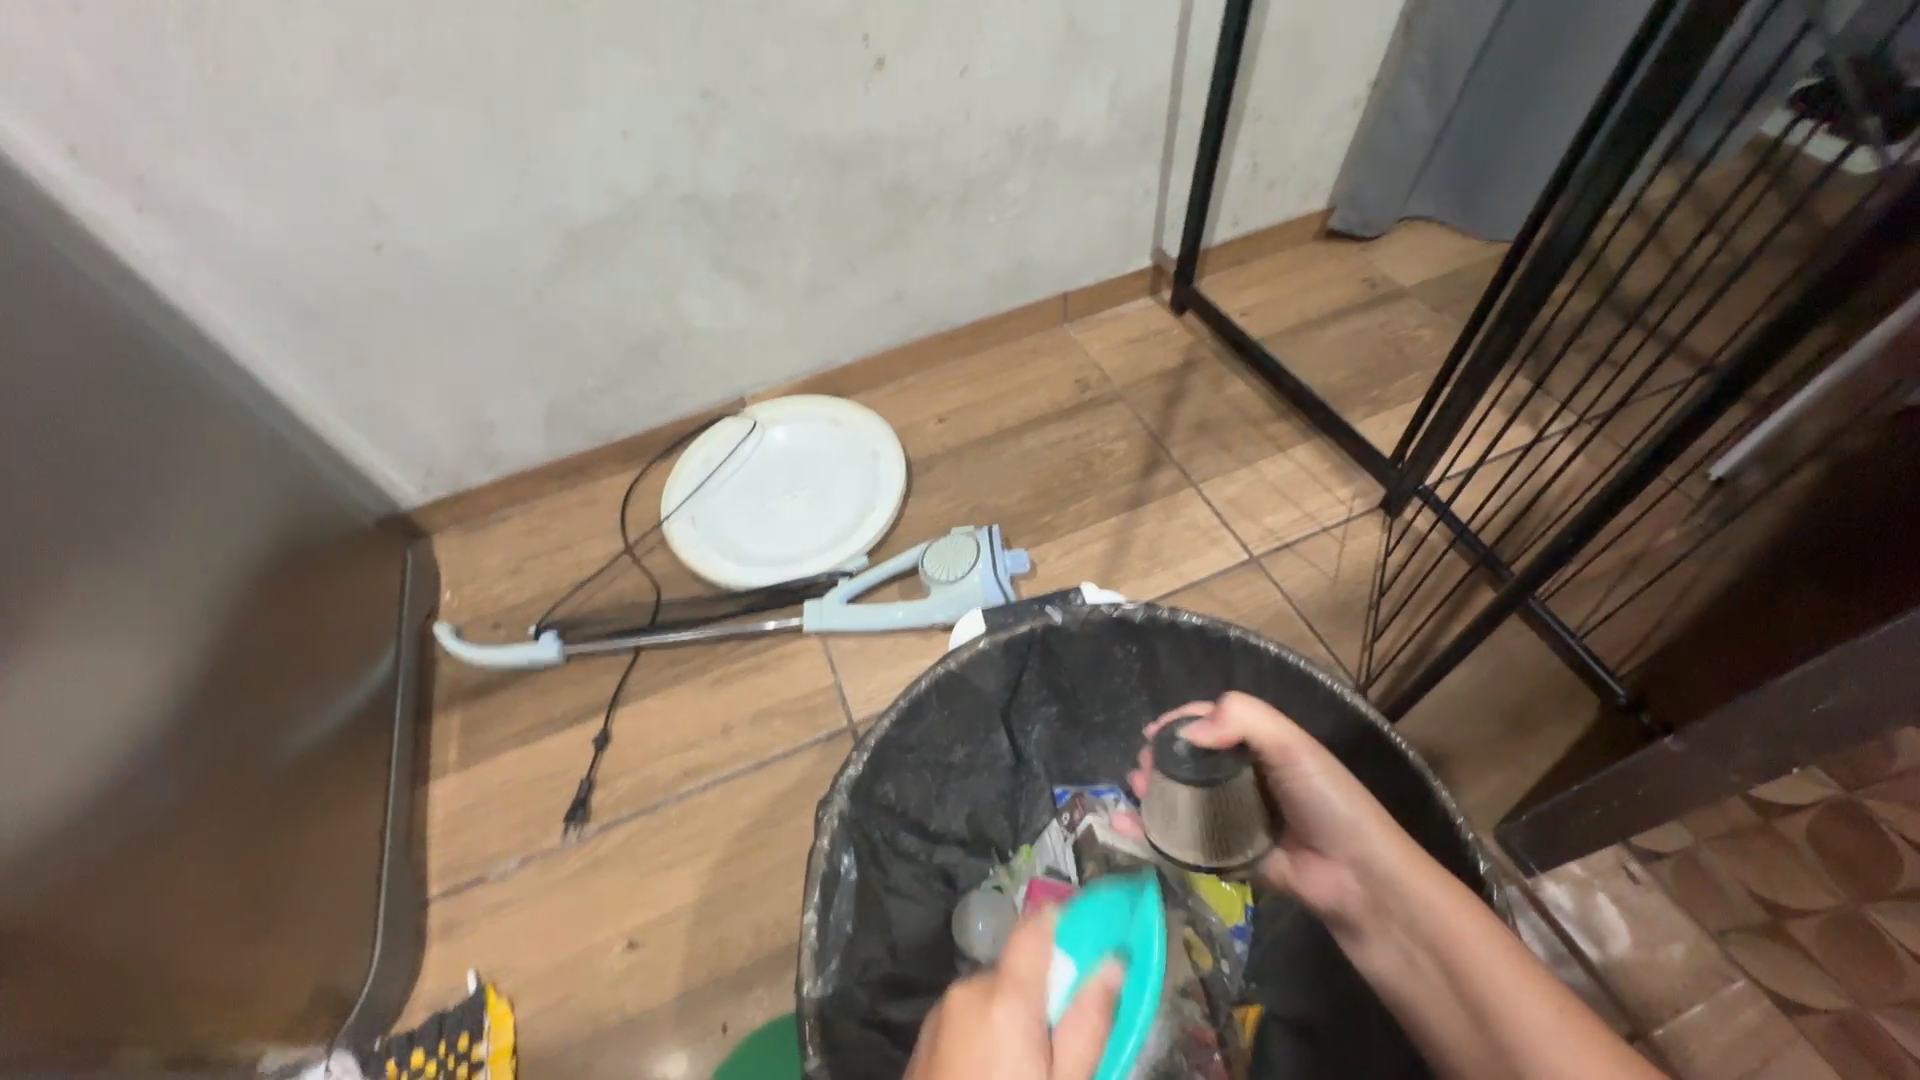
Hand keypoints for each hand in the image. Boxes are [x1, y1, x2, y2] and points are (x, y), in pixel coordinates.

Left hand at [904, 906, 1123, 1079]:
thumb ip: (1089, 1023)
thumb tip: (1113, 962)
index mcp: (1005, 997)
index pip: (1037, 926)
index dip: (1067, 921)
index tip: (1096, 934)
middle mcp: (968, 990)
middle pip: (1019, 970)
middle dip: (1046, 995)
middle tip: (1065, 1045)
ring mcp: (941, 1012)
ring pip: (995, 996)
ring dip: (1016, 1018)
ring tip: (1029, 1071)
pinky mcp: (925, 1036)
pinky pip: (970, 1017)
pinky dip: (990, 1033)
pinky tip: (996, 1076)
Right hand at [1125, 692, 1419, 933]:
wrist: (1358, 880)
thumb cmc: (1328, 802)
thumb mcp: (1293, 746)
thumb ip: (1242, 720)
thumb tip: (1185, 733)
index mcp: (1262, 745)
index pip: (1211, 721)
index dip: (1180, 722)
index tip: (1151, 734)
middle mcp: (1245, 776)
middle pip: (1190, 759)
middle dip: (1160, 758)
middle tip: (1142, 767)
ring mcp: (1234, 816)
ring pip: (1183, 796)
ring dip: (1153, 790)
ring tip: (1136, 790)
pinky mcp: (1226, 853)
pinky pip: (1185, 838)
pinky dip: (1155, 831)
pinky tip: (1132, 825)